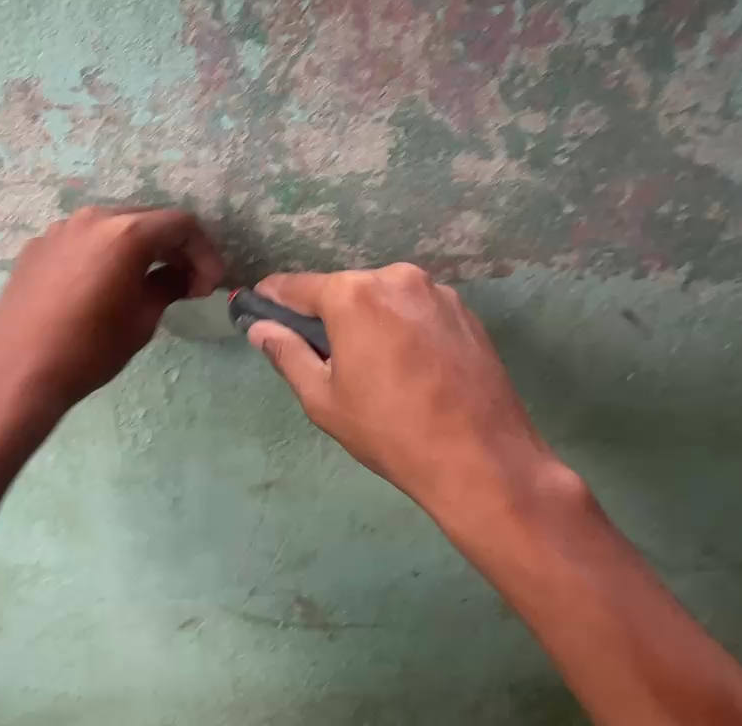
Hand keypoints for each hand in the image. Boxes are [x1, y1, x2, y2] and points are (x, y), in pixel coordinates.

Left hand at [0, 206, 224, 419]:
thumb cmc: (88, 350)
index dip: (204, 253)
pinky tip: (103, 286)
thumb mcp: (141, 321)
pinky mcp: (37, 246)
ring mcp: (60, 229)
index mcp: (125, 232)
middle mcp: (92, 218)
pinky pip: (83, 240)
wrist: (17, 372)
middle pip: (147, 219)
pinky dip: (104, 254)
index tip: (208, 285)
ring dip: (138, 249)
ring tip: (146, 284)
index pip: (180, 225)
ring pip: (113, 227)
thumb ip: (168, 287)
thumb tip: (183, 278)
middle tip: (186, 284)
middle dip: (172, 248)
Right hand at [248, 264, 560, 520]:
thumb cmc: (391, 432)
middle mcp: (395, 278)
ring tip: (374, 368)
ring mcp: (436, 292)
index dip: (272, 298)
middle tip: (323, 357)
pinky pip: (416, 310)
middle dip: (326, 315)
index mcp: (353, 295)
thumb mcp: (323, 400)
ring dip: (368, 320)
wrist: (485, 462)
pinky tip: (410, 368)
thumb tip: (259, 328)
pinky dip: (403, 327)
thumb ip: (287, 354)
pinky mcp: (466, 312)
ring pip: (383, 298)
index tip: (256, 309)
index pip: (295, 286)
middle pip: (343, 290)